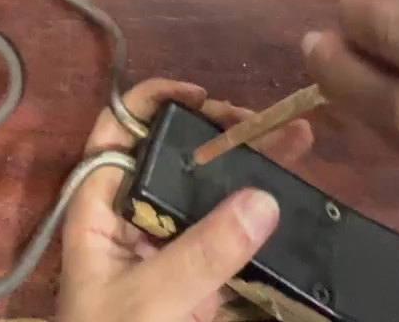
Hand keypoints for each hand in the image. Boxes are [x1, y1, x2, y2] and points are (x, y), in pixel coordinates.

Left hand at [56, 79, 312, 321]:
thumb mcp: (152, 303)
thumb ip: (204, 253)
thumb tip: (263, 198)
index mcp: (101, 206)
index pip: (117, 131)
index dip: (153, 102)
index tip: (202, 96)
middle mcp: (134, 216)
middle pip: (173, 155)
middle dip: (218, 131)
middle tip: (262, 123)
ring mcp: (169, 249)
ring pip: (209, 192)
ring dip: (251, 165)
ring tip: (297, 140)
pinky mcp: (200, 283)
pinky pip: (232, 239)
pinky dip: (263, 220)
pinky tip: (297, 199)